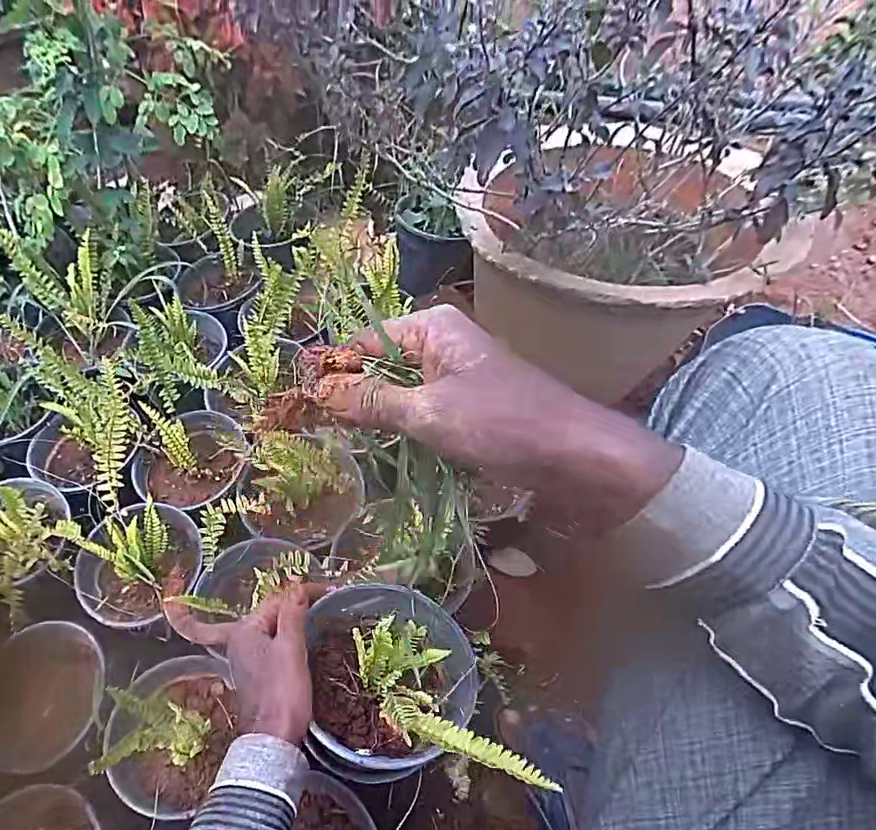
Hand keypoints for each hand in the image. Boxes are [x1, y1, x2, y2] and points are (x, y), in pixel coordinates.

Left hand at [164, 585, 325, 744]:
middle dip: (295, 605)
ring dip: (292, 622)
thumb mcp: (291, 648)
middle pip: (272, 614)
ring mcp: (246, 658)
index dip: (303, 593)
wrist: (274, 738)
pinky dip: (287, 639)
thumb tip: (298, 586)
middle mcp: (239, 641)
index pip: (277, 600)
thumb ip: (293, 614)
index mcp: (244, 630)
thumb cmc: (282, 692)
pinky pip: (273, 646)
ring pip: (273, 630)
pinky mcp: (257, 673)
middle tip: (327, 601)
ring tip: (319, 616)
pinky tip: (302, 641)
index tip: (331, 591)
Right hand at [317, 306, 682, 528]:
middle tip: (316, 427)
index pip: (363, 341)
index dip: (332, 369)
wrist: (573, 456)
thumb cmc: (502, 423)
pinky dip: (400, 426)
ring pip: (398, 390)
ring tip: (341, 440)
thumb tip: (319, 392)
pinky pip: (419, 409)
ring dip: (374, 414)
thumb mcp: (428, 413)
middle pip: (379, 364)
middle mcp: (442, 343)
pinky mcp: (466, 405)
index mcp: (433, 327)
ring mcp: (455, 375)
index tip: (301, 402)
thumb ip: (372, 401)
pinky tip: (382, 448)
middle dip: (350, 393)